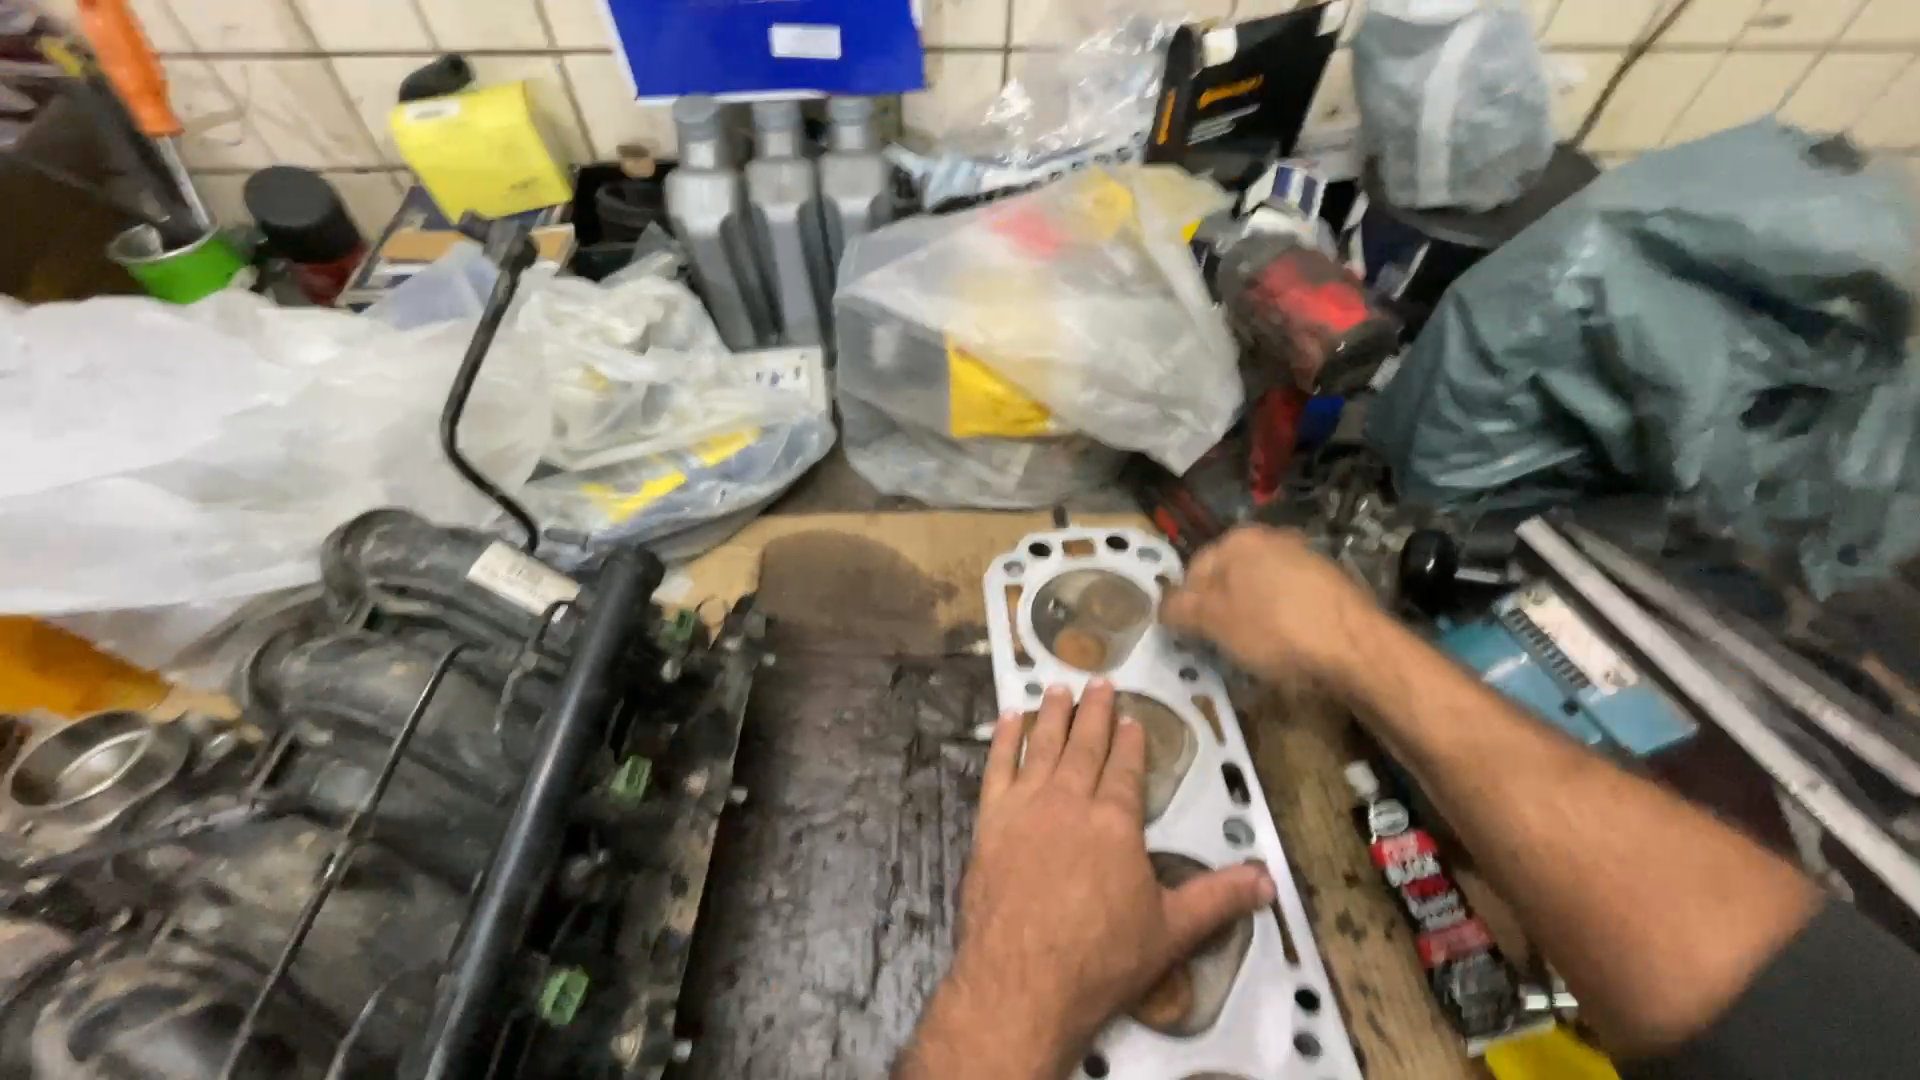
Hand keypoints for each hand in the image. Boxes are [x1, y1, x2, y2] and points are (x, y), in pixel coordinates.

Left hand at [903, 680, 1274, 1078]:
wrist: (1022, 979)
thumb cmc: (1102, 957)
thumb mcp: (1171, 931)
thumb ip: (1217, 898)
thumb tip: (1270, 880)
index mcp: (1115, 821)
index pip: (1126, 769)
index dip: (1130, 742)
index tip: (1131, 718)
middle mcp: (1071, 800)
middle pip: (1085, 747)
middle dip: (1094, 713)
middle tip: (1098, 681)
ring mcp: (1026, 807)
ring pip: (1042, 746)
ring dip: (1051, 715)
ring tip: (1058, 687)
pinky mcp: (990, 821)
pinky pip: (997, 768)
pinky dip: (1003, 740)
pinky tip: (1006, 719)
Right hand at [1161, 526, 1379, 690]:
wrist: (1355, 649)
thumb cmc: (1273, 629)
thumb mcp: (1211, 622)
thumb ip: (1178, 609)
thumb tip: (1163, 607)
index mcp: (1238, 538)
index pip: (1193, 570)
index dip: (1186, 607)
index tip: (1191, 638)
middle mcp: (1272, 538)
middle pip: (1228, 579)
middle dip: (1220, 611)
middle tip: (1222, 646)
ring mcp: (1306, 558)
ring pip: (1260, 591)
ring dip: (1251, 618)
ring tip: (1256, 651)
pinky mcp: (1332, 584)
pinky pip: (1290, 602)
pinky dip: (1282, 622)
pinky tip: (1288, 647)